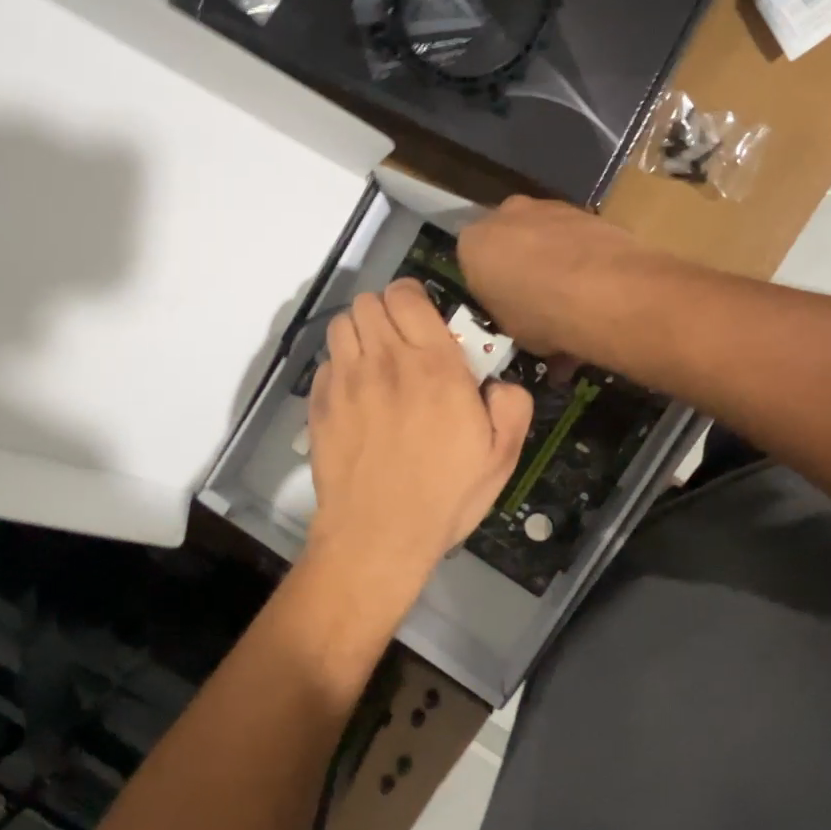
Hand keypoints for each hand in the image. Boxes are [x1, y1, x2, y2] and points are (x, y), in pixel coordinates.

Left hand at [304, 280, 533, 608]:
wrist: (378, 535)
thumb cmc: (444, 496)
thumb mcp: (500, 457)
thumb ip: (511, 407)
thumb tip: (499, 383)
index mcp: (434, 366)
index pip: (407, 295)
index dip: (414, 298)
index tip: (424, 320)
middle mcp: (385, 361)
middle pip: (369, 301)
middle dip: (386, 313)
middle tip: (401, 343)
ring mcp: (346, 381)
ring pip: (342, 324)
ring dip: (359, 334)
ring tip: (374, 363)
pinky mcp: (319, 404)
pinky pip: (325, 363)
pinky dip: (339, 367)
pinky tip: (354, 395)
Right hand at [456, 196, 654, 354]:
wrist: (603, 292)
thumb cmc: (539, 315)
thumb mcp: (507, 327)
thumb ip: (504, 307)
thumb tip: (515, 308)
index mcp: (472, 243)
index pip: (471, 262)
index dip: (489, 285)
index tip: (504, 304)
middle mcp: (505, 214)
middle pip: (507, 239)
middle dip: (519, 262)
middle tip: (536, 298)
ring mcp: (548, 207)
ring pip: (542, 234)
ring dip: (552, 256)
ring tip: (572, 295)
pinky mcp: (587, 210)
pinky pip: (574, 236)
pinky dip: (580, 255)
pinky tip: (595, 285)